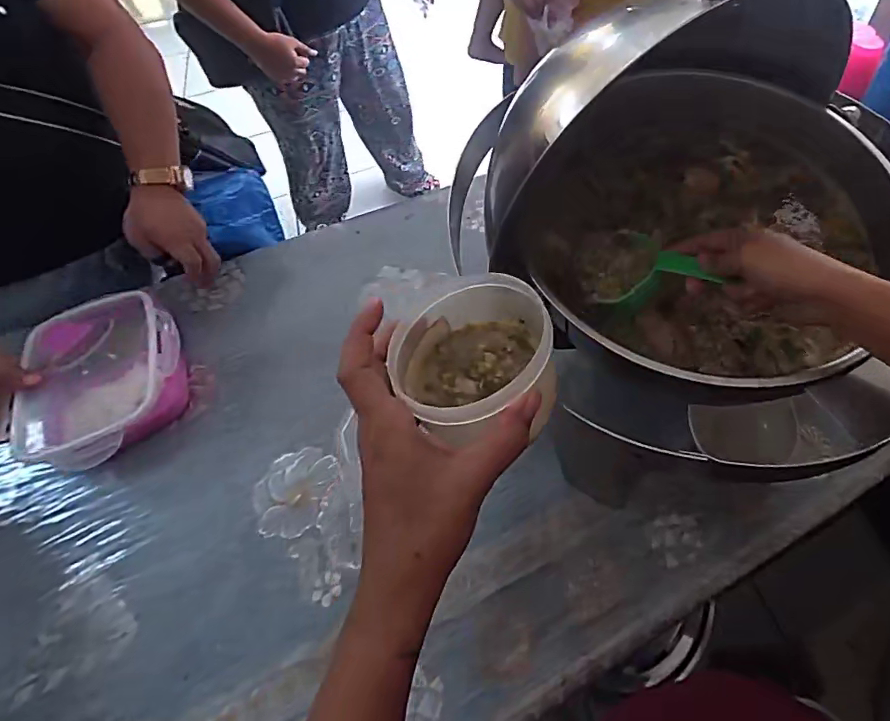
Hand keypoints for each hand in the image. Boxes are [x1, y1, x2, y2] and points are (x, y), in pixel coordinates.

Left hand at [123, 184, 220, 282]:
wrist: (156, 188)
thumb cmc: (143, 214)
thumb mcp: (138, 239)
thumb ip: (153, 254)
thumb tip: (167, 260)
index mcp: (180, 243)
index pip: (194, 264)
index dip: (196, 276)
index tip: (195, 285)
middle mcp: (196, 237)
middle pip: (212, 259)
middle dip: (210, 273)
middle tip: (206, 283)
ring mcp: (201, 228)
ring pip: (210, 249)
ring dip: (206, 261)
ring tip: (197, 269)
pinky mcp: (200, 221)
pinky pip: (205, 240)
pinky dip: (202, 250)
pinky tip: (191, 251)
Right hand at [247, 30, 313, 88]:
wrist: (256, 44)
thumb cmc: (274, 41)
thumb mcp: (292, 42)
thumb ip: (305, 48)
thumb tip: (315, 53)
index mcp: (295, 62)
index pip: (306, 63)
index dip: (302, 57)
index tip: (296, 52)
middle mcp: (290, 71)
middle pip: (302, 72)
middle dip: (300, 66)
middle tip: (291, 58)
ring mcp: (282, 76)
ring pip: (294, 78)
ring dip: (294, 72)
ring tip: (286, 63)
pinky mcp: (274, 78)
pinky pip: (285, 81)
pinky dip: (286, 76)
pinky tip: (281, 68)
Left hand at [336, 299, 539, 605]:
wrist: (399, 584)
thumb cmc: (426, 527)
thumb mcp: (472, 478)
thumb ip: (505, 437)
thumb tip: (534, 396)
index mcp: (383, 425)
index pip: (355, 369)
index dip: (360, 333)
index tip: (379, 304)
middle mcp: (374, 431)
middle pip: (364, 374)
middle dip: (384, 340)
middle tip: (422, 319)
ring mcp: (380, 449)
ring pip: (376, 393)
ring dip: (393, 363)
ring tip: (431, 345)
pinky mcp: (389, 463)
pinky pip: (389, 410)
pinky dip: (404, 388)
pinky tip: (437, 395)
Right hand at [676, 228, 867, 326]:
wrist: (822, 294)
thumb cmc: (783, 269)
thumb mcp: (746, 258)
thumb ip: (719, 260)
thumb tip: (700, 260)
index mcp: (743, 238)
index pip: (707, 240)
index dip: (686, 248)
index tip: (665, 257)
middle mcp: (747, 255)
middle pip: (713, 266)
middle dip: (706, 278)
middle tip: (694, 289)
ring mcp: (757, 276)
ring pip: (728, 287)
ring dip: (735, 293)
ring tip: (753, 294)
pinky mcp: (765, 296)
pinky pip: (743, 301)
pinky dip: (749, 303)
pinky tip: (764, 302)